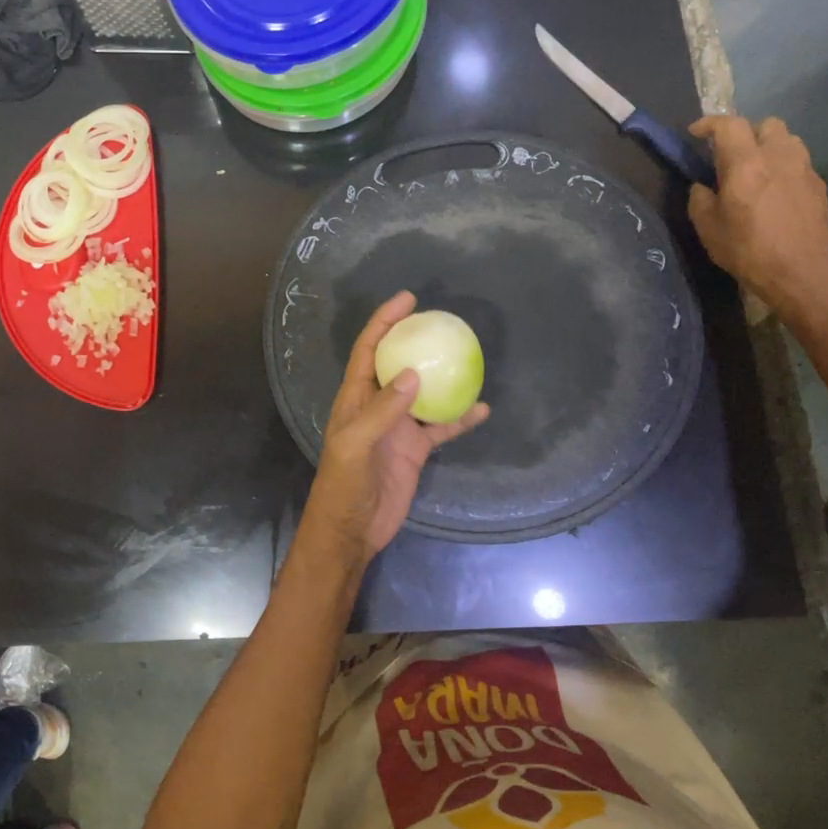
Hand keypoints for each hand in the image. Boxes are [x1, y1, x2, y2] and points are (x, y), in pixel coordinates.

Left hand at [298, 291, 489, 568]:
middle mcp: (376, 406)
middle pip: (397, 363)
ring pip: (424, 392)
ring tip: (469, 355)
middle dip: (415, 339)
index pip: (368, 350)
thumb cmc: (344, 485)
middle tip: (443, 320)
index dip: (384, 322)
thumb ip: (382, 411)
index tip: (408, 299)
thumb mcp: (356, 445)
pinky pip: (441, 426)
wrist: (353, 530)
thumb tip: (413, 374)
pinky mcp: (415, 450)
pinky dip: (461, 417)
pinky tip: (483, 407)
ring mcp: (397, 427)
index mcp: (354, 398)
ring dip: (443, 375)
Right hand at [687, 116, 827, 319]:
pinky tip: (774, 193)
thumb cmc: (748, 249)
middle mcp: (778, 156)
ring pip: (787, 140)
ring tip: (755, 171)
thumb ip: (700, 199)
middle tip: (731, 157)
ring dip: (768, 148)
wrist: (803, 271)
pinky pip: (798, 163)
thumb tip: (702, 186)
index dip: (709, 124)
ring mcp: (803, 169)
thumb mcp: (708, 228)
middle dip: (746, 133)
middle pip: (765, 125)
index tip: (695, 134)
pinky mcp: (818, 185)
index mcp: (745, 164)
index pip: (729, 125)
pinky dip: (783, 168)